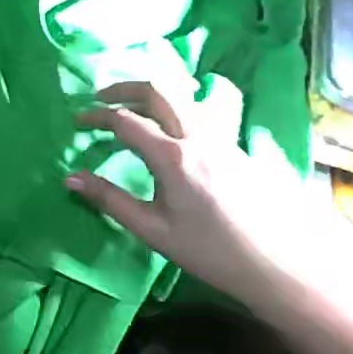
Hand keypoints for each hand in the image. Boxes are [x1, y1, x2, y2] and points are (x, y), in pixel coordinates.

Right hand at [65, 81, 305, 279]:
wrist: (281, 264)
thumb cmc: (211, 252)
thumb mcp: (153, 230)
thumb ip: (110, 200)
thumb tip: (70, 178)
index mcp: (172, 156)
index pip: (126, 120)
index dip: (97, 116)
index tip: (78, 122)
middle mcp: (197, 136)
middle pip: (158, 92)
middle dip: (124, 88)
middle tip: (101, 98)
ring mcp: (221, 138)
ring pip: (183, 98)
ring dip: (152, 96)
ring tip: (132, 109)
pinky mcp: (236, 147)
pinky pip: (200, 112)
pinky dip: (174, 108)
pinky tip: (169, 130)